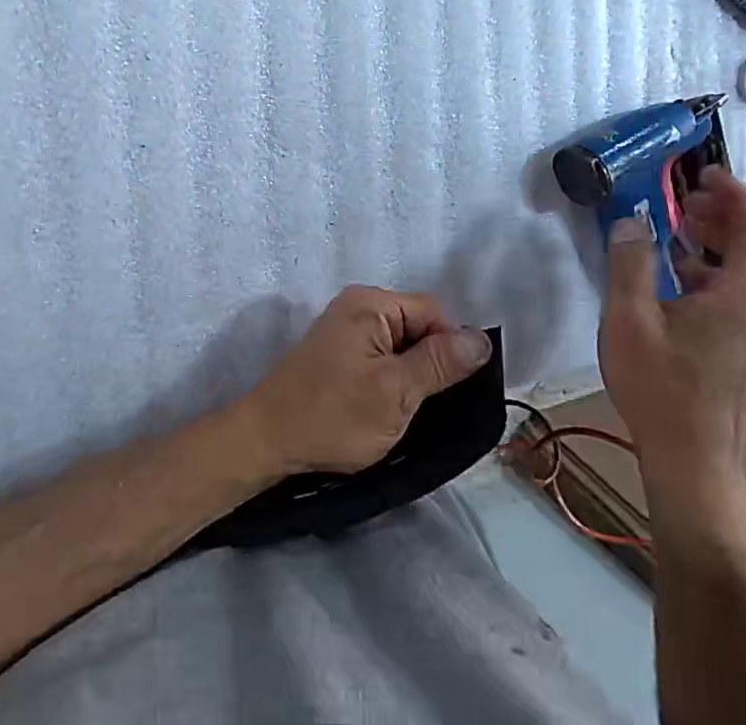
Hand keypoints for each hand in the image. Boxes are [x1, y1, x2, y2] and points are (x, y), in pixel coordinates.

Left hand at [238, 285, 492, 473]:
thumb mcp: (395, 393)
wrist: (262, 442)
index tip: (452, 389)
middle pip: (418, 326)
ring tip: (408, 408)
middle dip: (429, 362)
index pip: (435, 313)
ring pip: (401, 344)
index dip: (451, 348)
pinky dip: (391, 377)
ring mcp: (345, 328)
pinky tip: (387, 404)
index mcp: (372, 304)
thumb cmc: (331, 417)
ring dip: (410, 374)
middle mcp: (358, 306)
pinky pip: (381, 355)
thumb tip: (483, 339)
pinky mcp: (337, 351)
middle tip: (426, 403)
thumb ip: (440, 363)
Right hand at [599, 166, 745, 470]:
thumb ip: (630, 265)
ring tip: (685, 233)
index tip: (706, 174)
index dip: (736, 195)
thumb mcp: (630, 322)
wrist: (691, 462)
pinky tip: (683, 282)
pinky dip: (724, 273)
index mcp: (744, 300)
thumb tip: (632, 222)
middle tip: (693, 201)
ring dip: (729, 244)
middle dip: (735, 215)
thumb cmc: (660, 390)